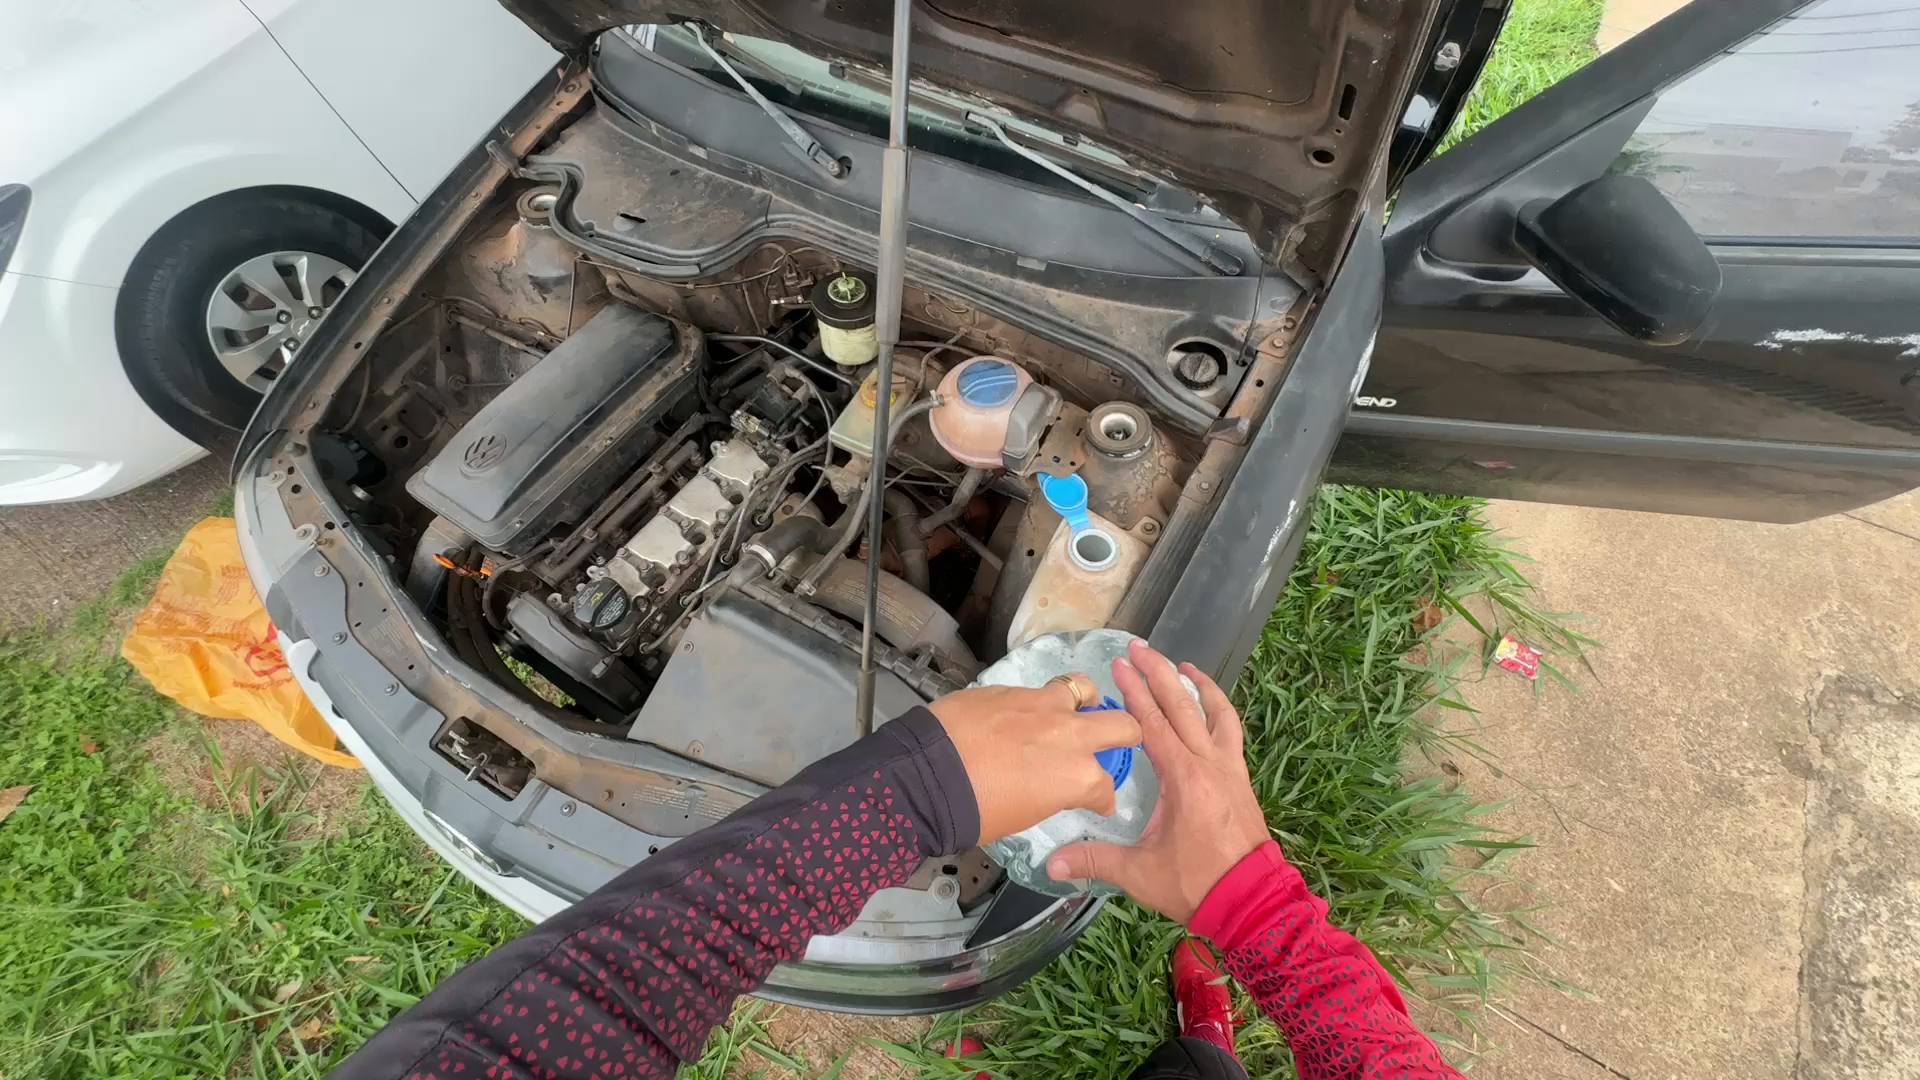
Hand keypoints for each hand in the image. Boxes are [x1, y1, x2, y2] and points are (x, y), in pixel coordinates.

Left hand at [927, 673, 1140, 845]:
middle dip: (1125, 735)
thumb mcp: (1023, 816)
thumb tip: (1047, 786)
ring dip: (1084, 700)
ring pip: (1082, 687)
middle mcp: (1069, 734)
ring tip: (1075, 708)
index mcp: (1077, 776)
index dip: (1102, 798)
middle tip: (1118, 739)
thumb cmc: (976, 810)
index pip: (1105, 788)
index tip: (1097, 801)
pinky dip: (1037, 702)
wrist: (930, 774)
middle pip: (1121, 724)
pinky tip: (1021, 713)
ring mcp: (1041, 705)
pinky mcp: (1011, 689)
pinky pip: (1036, 690)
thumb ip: (1049, 794)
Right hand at [1045, 639, 1268, 923]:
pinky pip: (1231, 730)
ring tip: (1179, 663)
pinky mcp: (1241, 777)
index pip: (1152, 723)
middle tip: (1138, 647)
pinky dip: (1219, 708)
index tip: (1118, 665)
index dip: (1133, 691)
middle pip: (1182, 705)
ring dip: (1195, 684)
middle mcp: (1208, 763)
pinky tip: (1208, 702)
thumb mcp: (1141, 874)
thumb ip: (1095, 860)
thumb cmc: (1198, 886)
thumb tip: (1051, 864)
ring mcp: (1229, 768)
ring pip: (1214, 712)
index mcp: (1183, 778)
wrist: (1255, 906)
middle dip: (1157, 672)